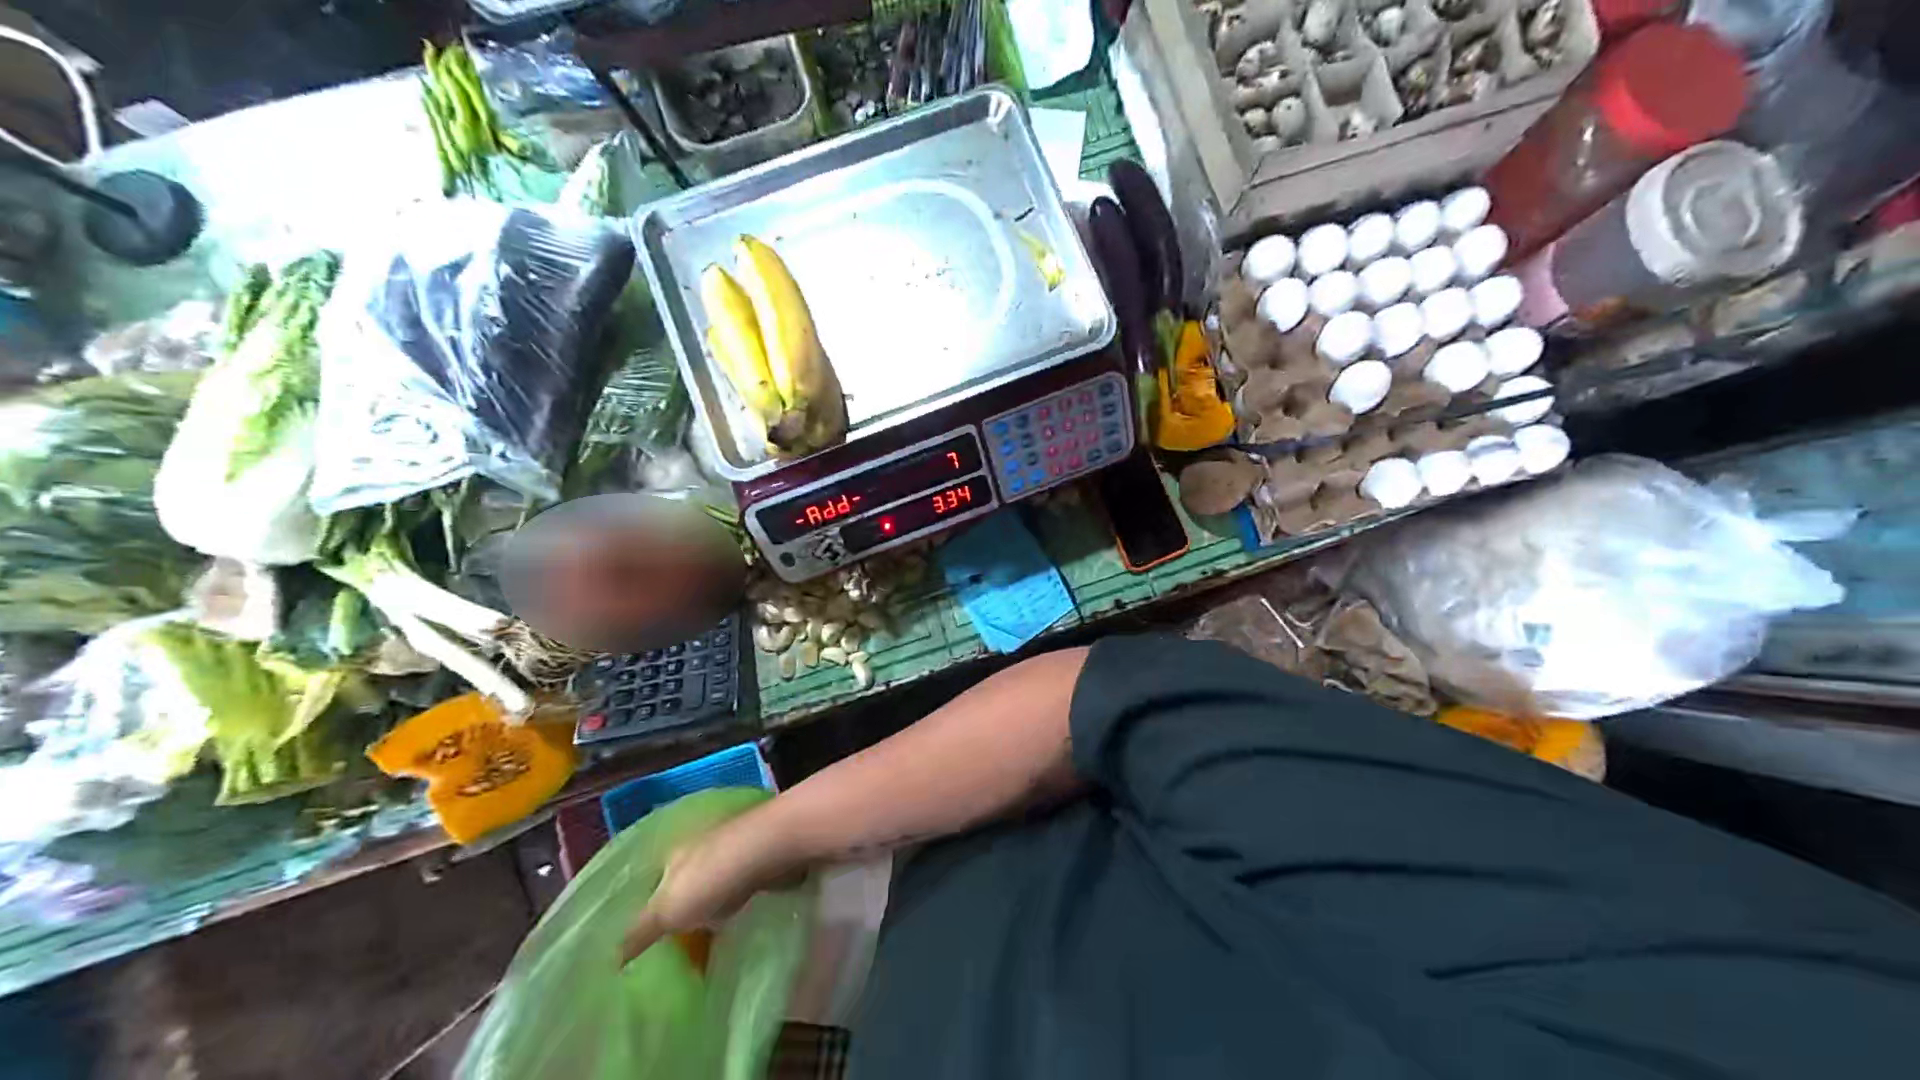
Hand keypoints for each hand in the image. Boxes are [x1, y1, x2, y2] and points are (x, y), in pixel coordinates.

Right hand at [619, 811, 791, 966]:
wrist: (770, 849)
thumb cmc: (712, 876)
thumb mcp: (666, 911)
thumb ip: (640, 933)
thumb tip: (612, 959)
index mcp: (671, 856)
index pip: (650, 885)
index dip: (644, 912)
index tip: (638, 944)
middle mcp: (699, 850)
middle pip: (682, 886)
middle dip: (679, 913)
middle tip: (669, 952)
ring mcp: (731, 855)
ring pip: (712, 889)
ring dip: (709, 911)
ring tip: (700, 947)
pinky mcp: (758, 865)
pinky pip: (739, 892)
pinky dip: (735, 907)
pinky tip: (733, 928)